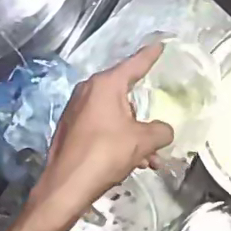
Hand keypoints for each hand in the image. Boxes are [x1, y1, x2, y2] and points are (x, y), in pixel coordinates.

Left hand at [26, 44, 174, 226]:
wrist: (67, 185)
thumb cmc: (105, 154)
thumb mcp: (144, 141)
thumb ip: (161, 131)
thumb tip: (163, 131)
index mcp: (105, 86)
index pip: (134, 65)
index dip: (150, 56)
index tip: (160, 45)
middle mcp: (88, 92)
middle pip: (125, 94)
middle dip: (144, 114)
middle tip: (156, 130)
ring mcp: (77, 110)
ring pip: (116, 115)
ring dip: (134, 134)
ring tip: (149, 158)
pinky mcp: (71, 129)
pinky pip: (103, 127)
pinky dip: (119, 140)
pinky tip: (132, 162)